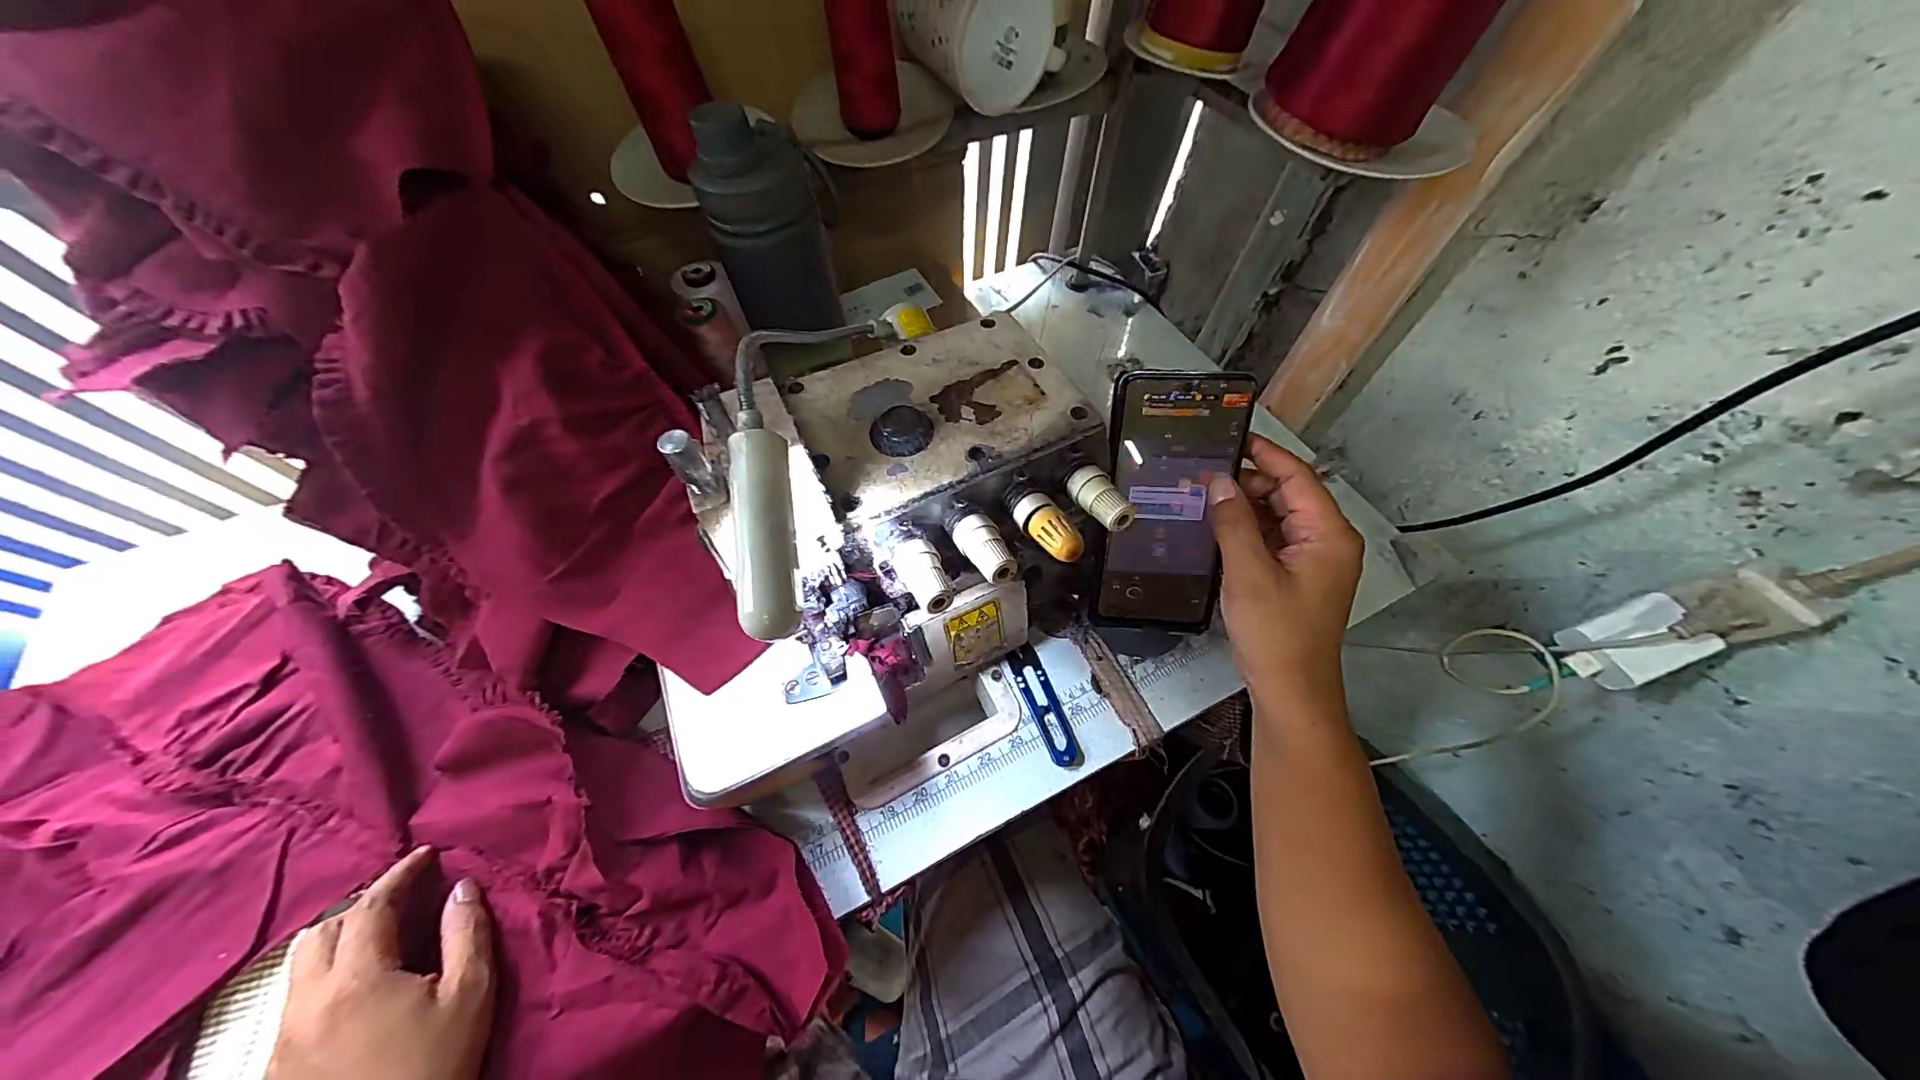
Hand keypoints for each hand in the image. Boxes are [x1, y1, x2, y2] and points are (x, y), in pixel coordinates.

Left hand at [269, 847, 495, 1079]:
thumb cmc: (435, 1066)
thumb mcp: (470, 995)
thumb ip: (468, 934)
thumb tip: (462, 888)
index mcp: (355, 981)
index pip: (370, 907)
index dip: (400, 874)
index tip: (427, 854)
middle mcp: (307, 1003)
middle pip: (321, 930)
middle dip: (364, 901)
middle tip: (405, 893)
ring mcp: (284, 1038)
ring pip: (300, 965)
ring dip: (340, 935)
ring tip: (381, 932)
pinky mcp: (277, 1066)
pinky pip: (297, 996)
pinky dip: (328, 969)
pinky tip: (358, 981)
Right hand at [1206, 435, 1363, 710]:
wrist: (1290, 689)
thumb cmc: (1277, 635)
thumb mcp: (1249, 573)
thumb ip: (1233, 523)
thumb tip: (1220, 483)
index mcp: (1328, 534)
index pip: (1298, 477)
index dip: (1265, 454)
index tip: (1232, 437)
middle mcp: (1326, 541)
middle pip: (1287, 494)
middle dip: (1247, 482)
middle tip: (1203, 474)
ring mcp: (1311, 559)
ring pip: (1276, 516)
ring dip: (1243, 507)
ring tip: (1203, 497)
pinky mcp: (1295, 575)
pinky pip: (1270, 539)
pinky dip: (1245, 530)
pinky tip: (1215, 527)